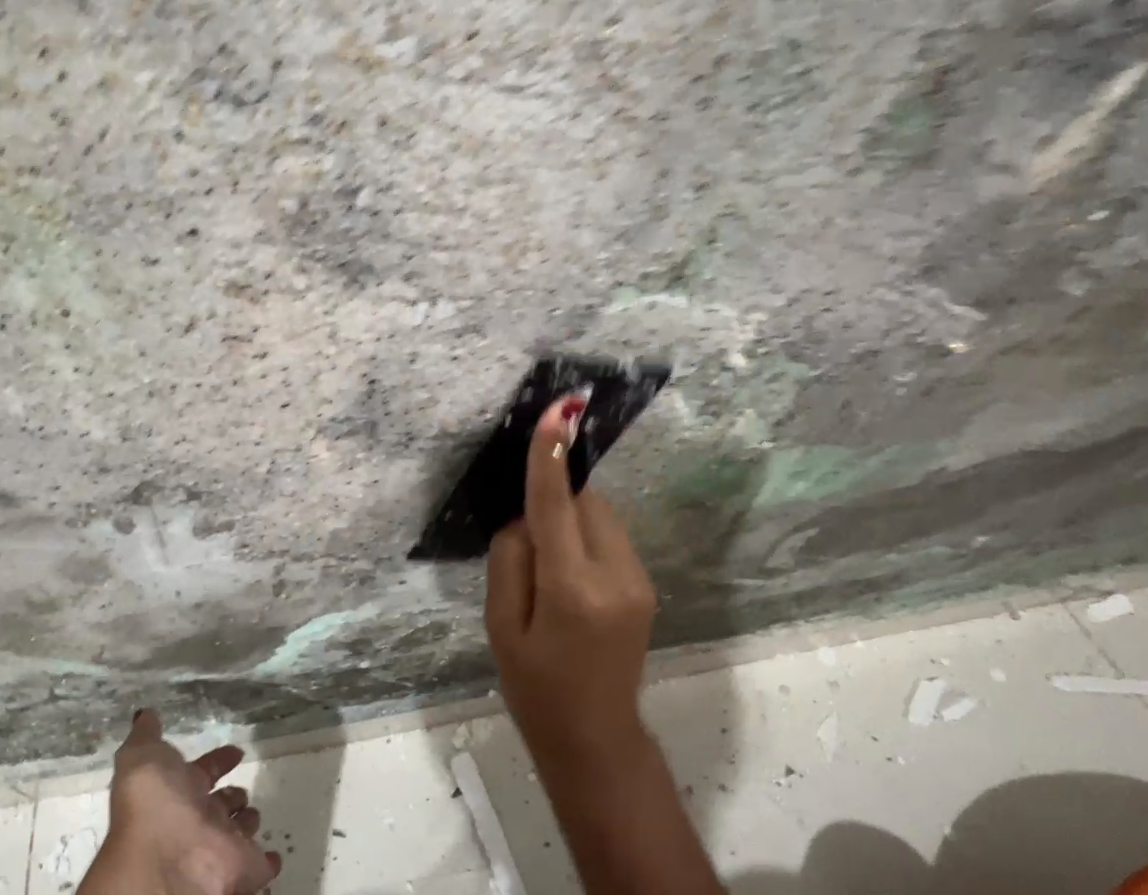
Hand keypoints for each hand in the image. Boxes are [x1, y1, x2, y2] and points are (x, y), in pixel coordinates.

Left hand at [78, 710, 281, 894]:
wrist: (169, 862)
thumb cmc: (155, 805)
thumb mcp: (141, 757)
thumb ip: (145, 736)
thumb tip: (145, 714)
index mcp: (177, 793)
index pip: (201, 772)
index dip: (217, 761)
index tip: (235, 751)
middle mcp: (199, 819)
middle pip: (220, 805)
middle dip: (232, 795)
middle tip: (242, 789)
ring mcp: (223, 844)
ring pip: (240, 830)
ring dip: (247, 822)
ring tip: (253, 814)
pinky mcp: (247, 866)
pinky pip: (262, 864)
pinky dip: (267, 860)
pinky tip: (272, 854)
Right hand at [485, 395, 657, 759]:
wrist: (595, 736)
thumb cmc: (534, 687)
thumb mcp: (501, 625)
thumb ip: (511, 559)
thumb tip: (526, 514)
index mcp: (572, 590)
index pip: (558, 507)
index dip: (552, 457)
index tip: (557, 411)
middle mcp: (615, 576)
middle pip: (586, 503)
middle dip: (558, 493)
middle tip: (526, 523)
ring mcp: (639, 581)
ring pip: (602, 516)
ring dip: (572, 514)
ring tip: (545, 553)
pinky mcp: (646, 585)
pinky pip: (610, 536)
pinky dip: (585, 534)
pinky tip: (568, 567)